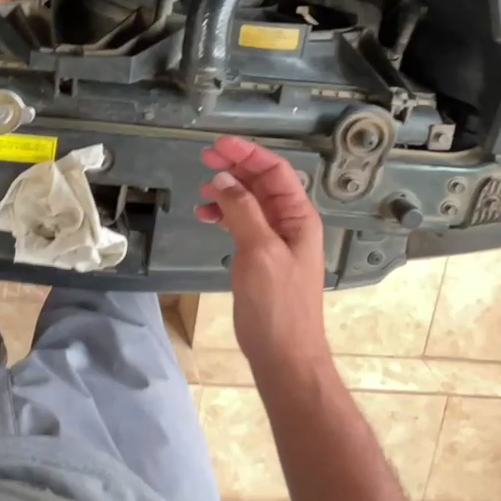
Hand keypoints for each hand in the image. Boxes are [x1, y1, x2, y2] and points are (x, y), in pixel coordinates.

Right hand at [195, 136, 329, 374]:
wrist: (285, 356)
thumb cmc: (277, 305)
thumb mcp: (259, 251)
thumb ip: (242, 210)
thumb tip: (223, 178)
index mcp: (299, 217)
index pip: (275, 170)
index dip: (247, 153)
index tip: (217, 144)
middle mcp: (290, 223)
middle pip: (262, 182)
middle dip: (235, 167)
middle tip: (205, 157)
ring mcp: (276, 241)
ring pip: (250, 201)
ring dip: (227, 190)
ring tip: (202, 190)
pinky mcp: (261, 258)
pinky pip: (242, 222)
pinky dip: (224, 214)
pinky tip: (206, 216)